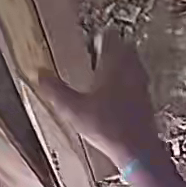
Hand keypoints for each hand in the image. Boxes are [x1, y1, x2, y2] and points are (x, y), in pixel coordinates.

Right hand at [40, 31, 185, 186]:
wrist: (137, 150)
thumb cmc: (107, 127)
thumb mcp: (72, 109)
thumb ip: (55, 89)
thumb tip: (39, 73)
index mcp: (114, 64)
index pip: (109, 36)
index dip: (97, 37)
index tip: (87, 44)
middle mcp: (131, 69)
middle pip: (124, 46)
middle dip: (110, 48)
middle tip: (94, 57)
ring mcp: (142, 84)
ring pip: (132, 63)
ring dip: (119, 64)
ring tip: (102, 76)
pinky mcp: (146, 100)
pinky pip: (137, 81)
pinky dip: (126, 82)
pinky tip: (114, 97)